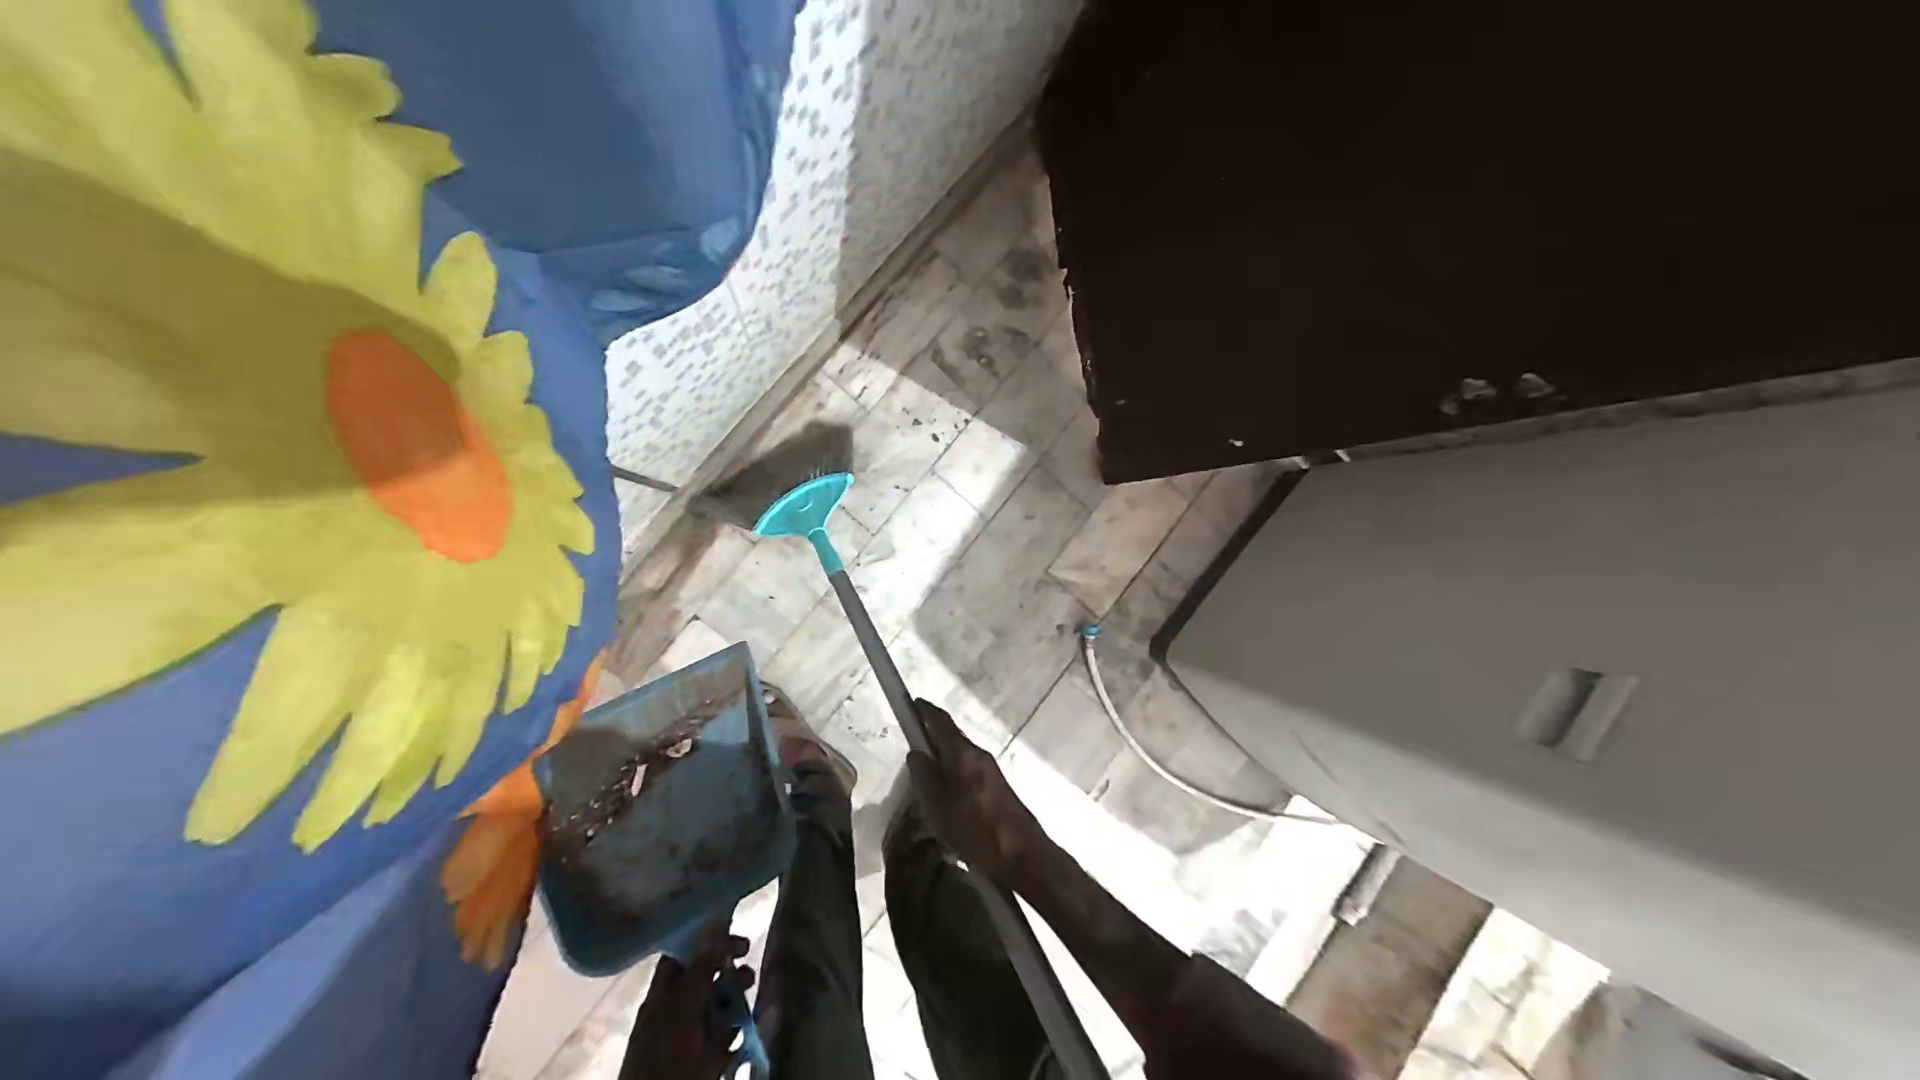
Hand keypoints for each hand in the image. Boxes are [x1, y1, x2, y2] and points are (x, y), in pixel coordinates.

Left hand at [621, 925, 752, 1079]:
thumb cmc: (665, 1059)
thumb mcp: (682, 1009)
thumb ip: (699, 972)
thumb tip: (717, 936)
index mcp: (662, 996)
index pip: (682, 956)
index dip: (704, 940)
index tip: (730, 932)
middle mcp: (677, 1011)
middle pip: (704, 977)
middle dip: (728, 964)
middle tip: (748, 955)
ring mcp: (692, 1037)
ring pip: (718, 1003)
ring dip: (737, 991)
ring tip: (751, 985)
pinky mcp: (708, 1060)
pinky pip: (728, 1033)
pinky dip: (740, 1023)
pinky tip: (749, 1019)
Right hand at [905, 698, 1049, 885]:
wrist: (1020, 854)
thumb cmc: (974, 829)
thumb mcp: (938, 805)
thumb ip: (924, 776)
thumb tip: (916, 752)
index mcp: (963, 753)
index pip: (941, 721)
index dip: (924, 710)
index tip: (911, 704)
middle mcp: (979, 753)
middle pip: (952, 735)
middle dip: (932, 731)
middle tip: (911, 737)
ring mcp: (990, 768)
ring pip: (960, 751)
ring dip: (943, 751)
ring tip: (924, 765)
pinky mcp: (997, 785)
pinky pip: (969, 765)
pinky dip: (953, 766)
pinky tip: (945, 785)